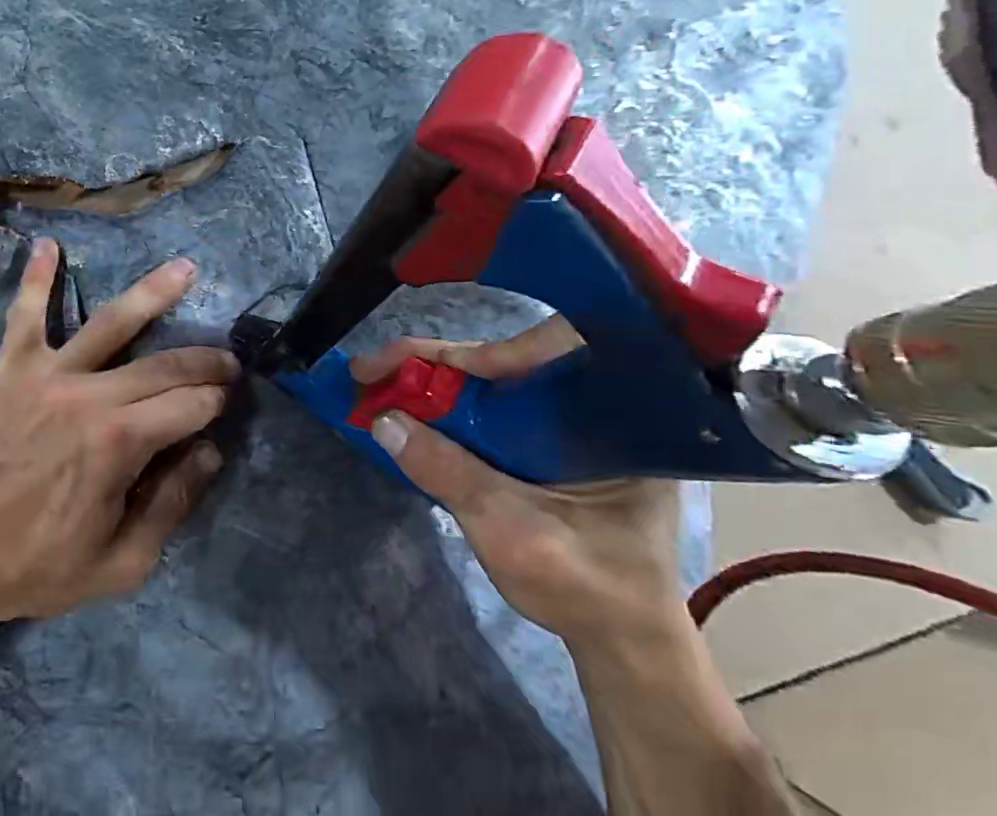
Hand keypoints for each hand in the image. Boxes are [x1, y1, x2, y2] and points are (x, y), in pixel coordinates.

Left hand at [0, 239, 236, 634]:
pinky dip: (35, 281)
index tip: (226, 409)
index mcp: (119, 443)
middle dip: (206, 361)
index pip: (192, 405)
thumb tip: (210, 452)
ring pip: (111, 323)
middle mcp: (88, 396)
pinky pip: (24, 318)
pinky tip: (47, 246)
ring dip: (152, 293)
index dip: (217, 404)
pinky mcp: (9, 371)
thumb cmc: (36, 566)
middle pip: (166, 364)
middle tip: (228, 362)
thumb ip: (174, 504)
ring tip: (185, 269)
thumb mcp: (122, 563)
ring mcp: (46, 376)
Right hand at [350, 317, 686, 648]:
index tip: (398, 362)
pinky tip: (419, 415)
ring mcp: (574, 427)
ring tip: (384, 386)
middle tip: (373, 371)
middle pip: (506, 364)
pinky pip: (499, 414)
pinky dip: (455, 414)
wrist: (623, 641)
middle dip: (436, 365)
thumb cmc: (582, 590)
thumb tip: (383, 420)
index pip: (530, 356)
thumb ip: (450, 473)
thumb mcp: (511, 532)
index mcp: (609, 414)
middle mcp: (595, 408)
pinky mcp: (555, 447)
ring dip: (439, 386)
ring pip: (498, 387)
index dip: (460, 355)